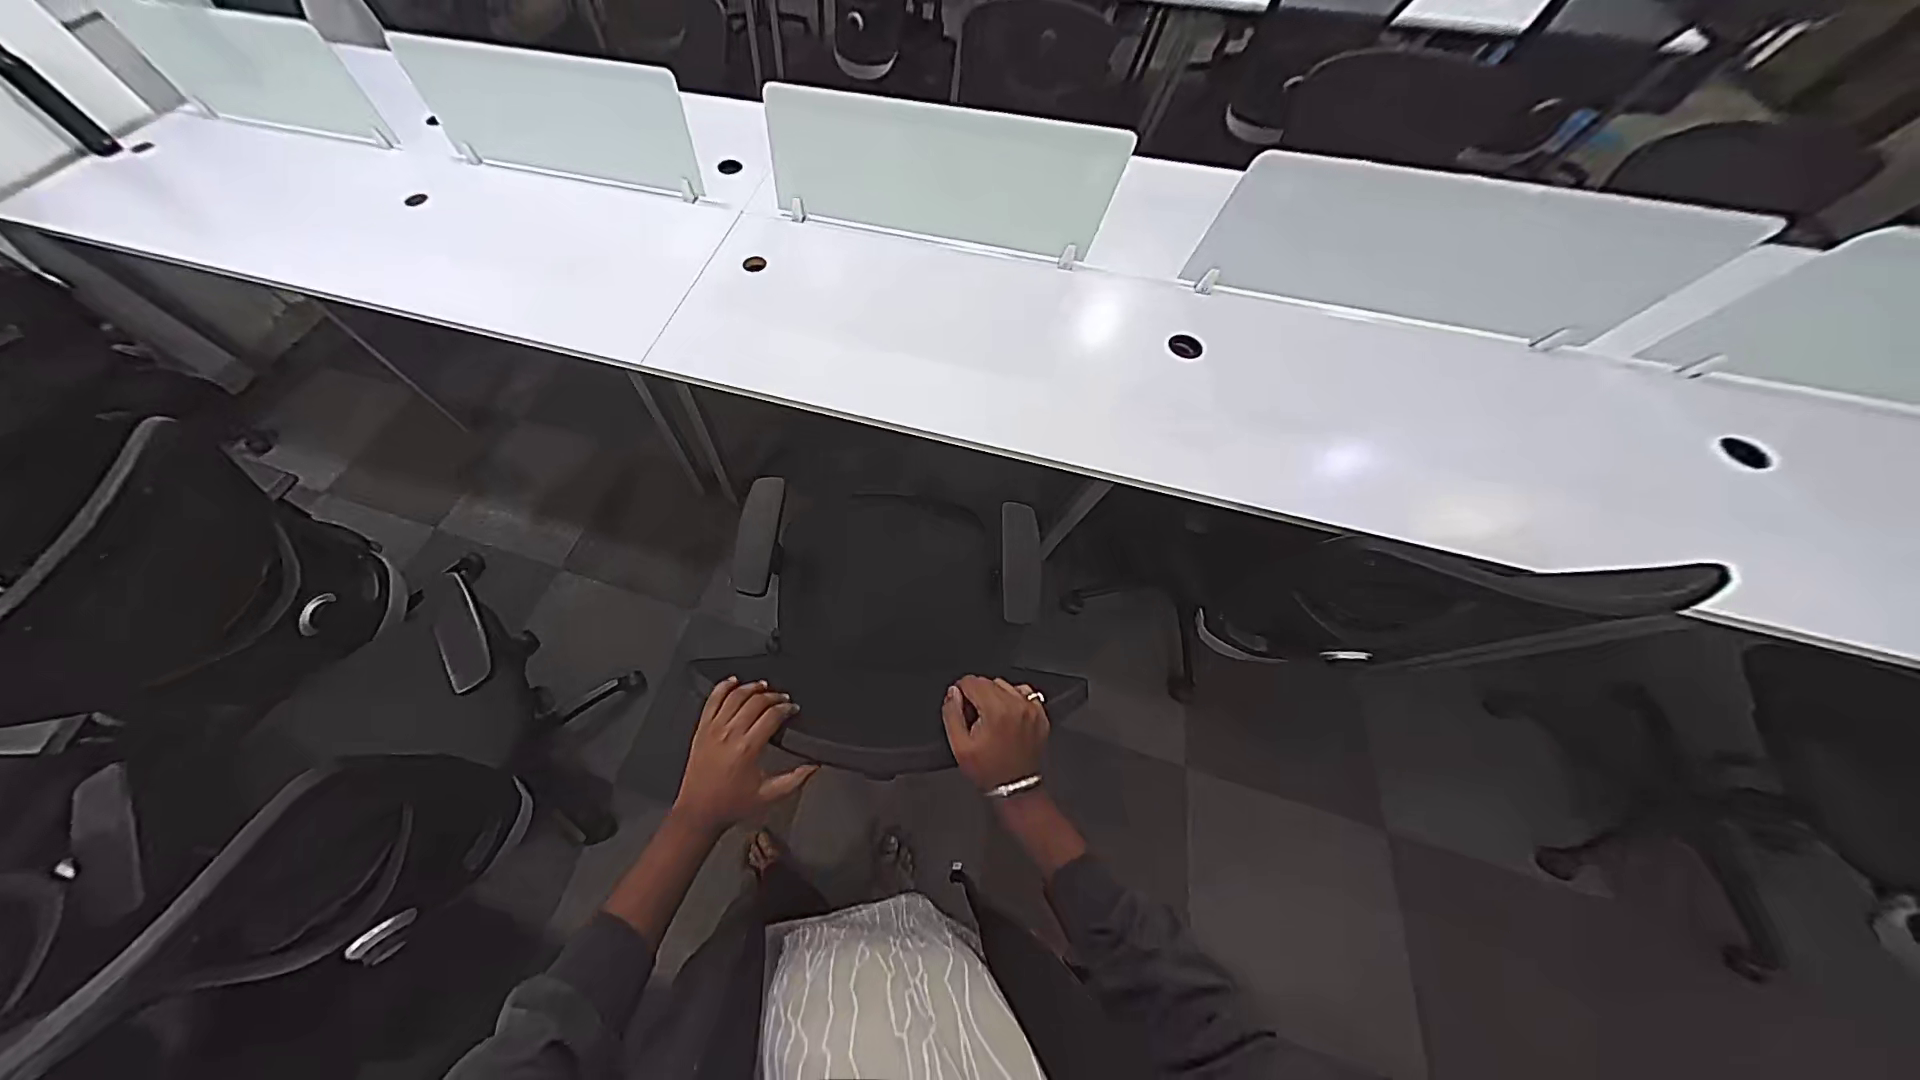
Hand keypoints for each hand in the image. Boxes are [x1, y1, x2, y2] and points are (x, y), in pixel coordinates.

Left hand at [673, 676, 817, 834]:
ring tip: (763, 687)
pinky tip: (732, 681)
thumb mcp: (770, 795)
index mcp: (748, 749)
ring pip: (735, 696)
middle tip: (782, 698)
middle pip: (756, 701)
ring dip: (751, 687)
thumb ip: (795, 779)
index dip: (786, 707)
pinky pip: (712, 701)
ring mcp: (713, 730)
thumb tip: (814, 766)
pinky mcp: (701, 730)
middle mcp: (730, 735)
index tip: (793, 708)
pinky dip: (723, 687)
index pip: (772, 715)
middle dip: (774, 696)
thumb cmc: (732, 805)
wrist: (698, 813)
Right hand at [942, 675, 1047, 791]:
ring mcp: (1031, 709)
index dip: (961, 691)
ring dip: (995, 695)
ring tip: (991, 719)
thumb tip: (953, 693)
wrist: (1015, 787)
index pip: (972, 681)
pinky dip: (1013, 699)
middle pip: (988, 681)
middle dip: (977, 694)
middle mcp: (1017, 705)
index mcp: (996, 711)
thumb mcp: (960, 746)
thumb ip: (952, 714)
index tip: (960, 705)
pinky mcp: (1040, 714)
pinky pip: (1023, 693)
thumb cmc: (988, 770)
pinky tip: (1007, 716)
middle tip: (975, 718)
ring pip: (1005, 685)